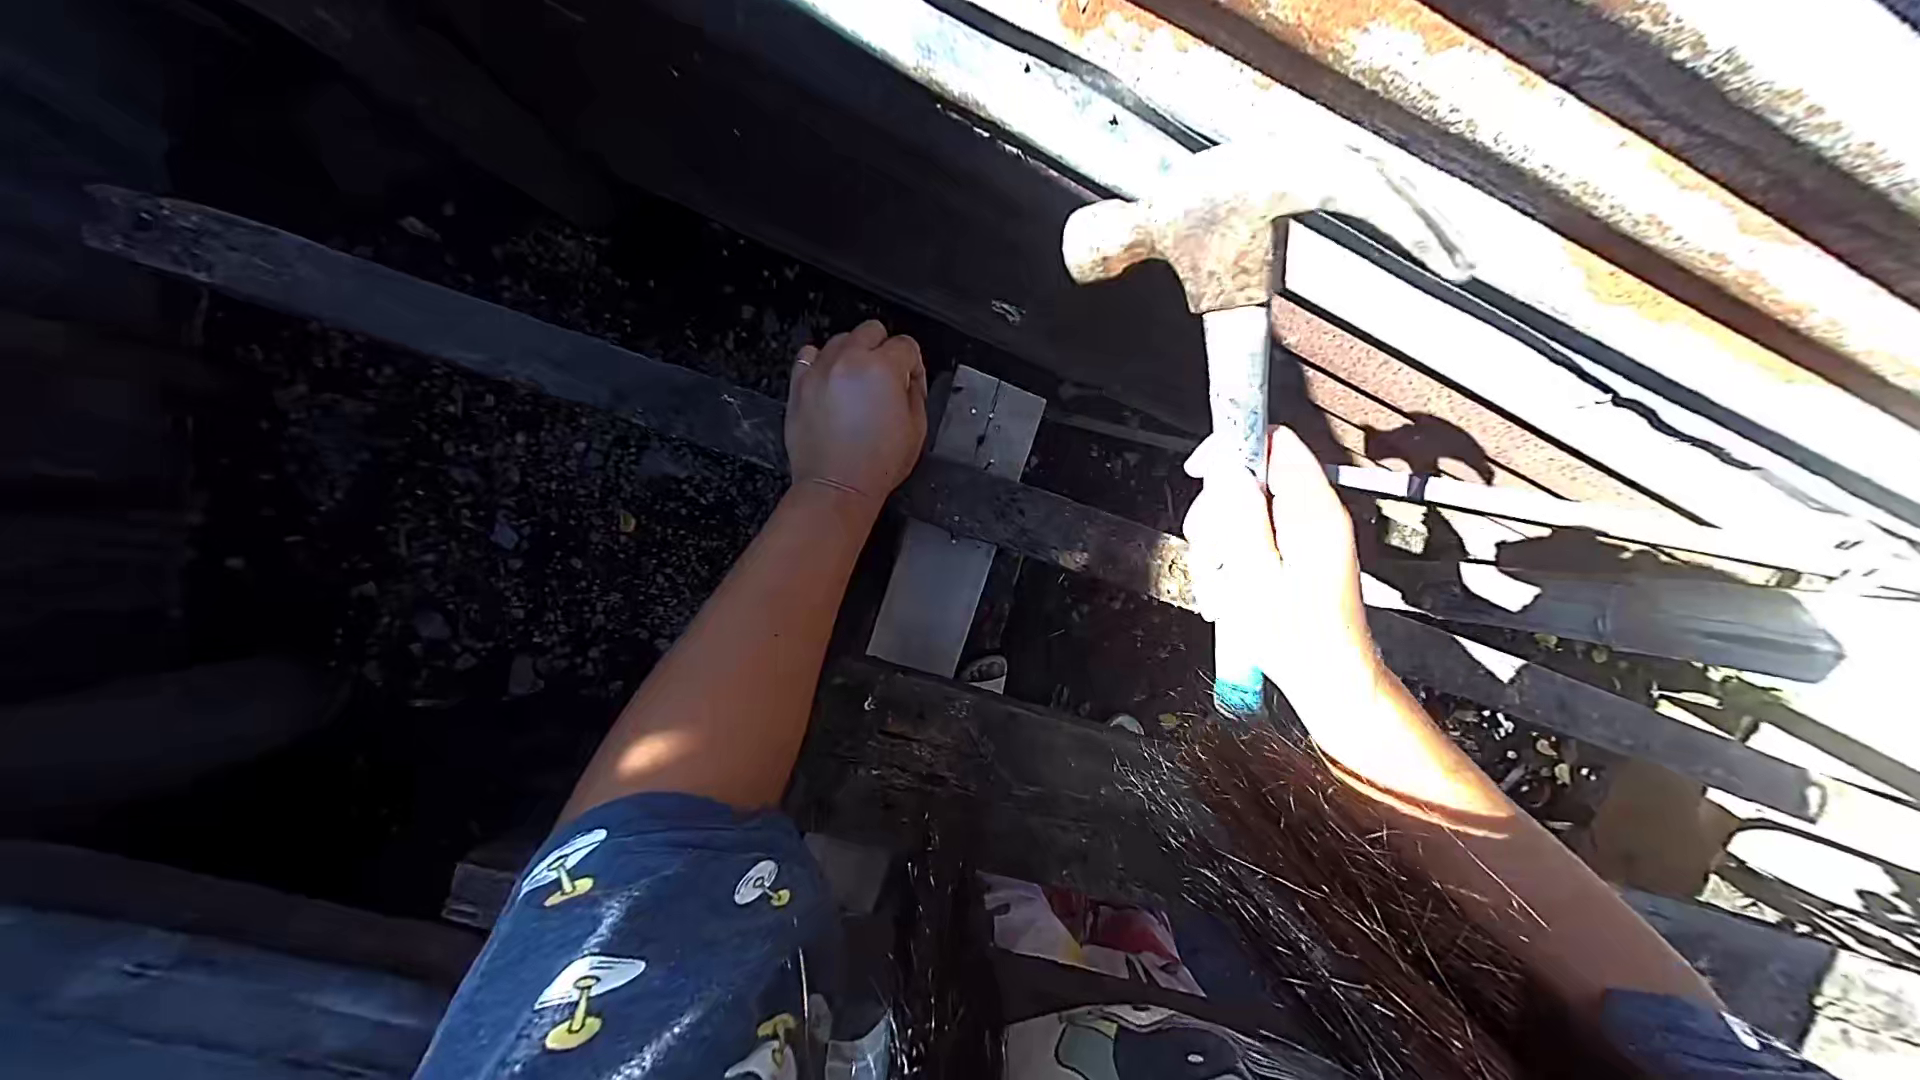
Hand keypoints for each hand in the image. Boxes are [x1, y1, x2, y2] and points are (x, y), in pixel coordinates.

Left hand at [786, 320, 927, 507]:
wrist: (838, 486)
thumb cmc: (876, 465)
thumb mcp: (917, 429)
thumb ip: (915, 393)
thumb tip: (909, 379)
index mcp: (883, 368)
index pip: (906, 345)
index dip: (914, 366)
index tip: (911, 383)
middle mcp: (849, 360)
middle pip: (872, 330)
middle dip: (883, 350)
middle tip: (885, 378)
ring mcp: (820, 370)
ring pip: (841, 339)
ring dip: (853, 354)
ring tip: (857, 383)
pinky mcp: (799, 384)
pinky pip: (808, 355)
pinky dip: (821, 362)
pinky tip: (831, 380)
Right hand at [1182, 425, 1375, 695]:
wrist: (1326, 674)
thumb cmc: (1297, 638)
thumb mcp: (1255, 577)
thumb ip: (1242, 517)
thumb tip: (1228, 470)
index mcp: (1312, 513)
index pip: (1272, 443)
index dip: (1230, 449)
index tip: (1200, 469)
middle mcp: (1314, 515)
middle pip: (1249, 478)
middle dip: (1216, 511)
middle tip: (1209, 549)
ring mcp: (1306, 533)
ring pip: (1243, 508)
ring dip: (1219, 540)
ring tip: (1221, 580)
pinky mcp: (1297, 550)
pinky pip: (1251, 533)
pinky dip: (1231, 555)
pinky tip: (1230, 585)